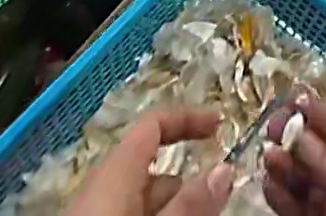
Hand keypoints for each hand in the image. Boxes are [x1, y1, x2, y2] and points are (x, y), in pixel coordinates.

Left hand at [64, 109, 234, 215]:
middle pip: (153, 174)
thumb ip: (190, 206)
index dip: (187, 120)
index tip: (221, 128)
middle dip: (187, 189)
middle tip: (219, 207)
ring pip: (142, 206)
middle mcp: (100, 192)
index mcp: (113, 175)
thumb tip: (225, 168)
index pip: (152, 125)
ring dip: (174, 212)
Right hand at [262, 95, 325, 215]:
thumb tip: (299, 132)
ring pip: (304, 179)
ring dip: (285, 166)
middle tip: (272, 126)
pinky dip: (282, 197)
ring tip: (268, 156)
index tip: (293, 98)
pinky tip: (270, 184)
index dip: (317, 112)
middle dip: (294, 137)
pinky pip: (298, 208)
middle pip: (317, 151)